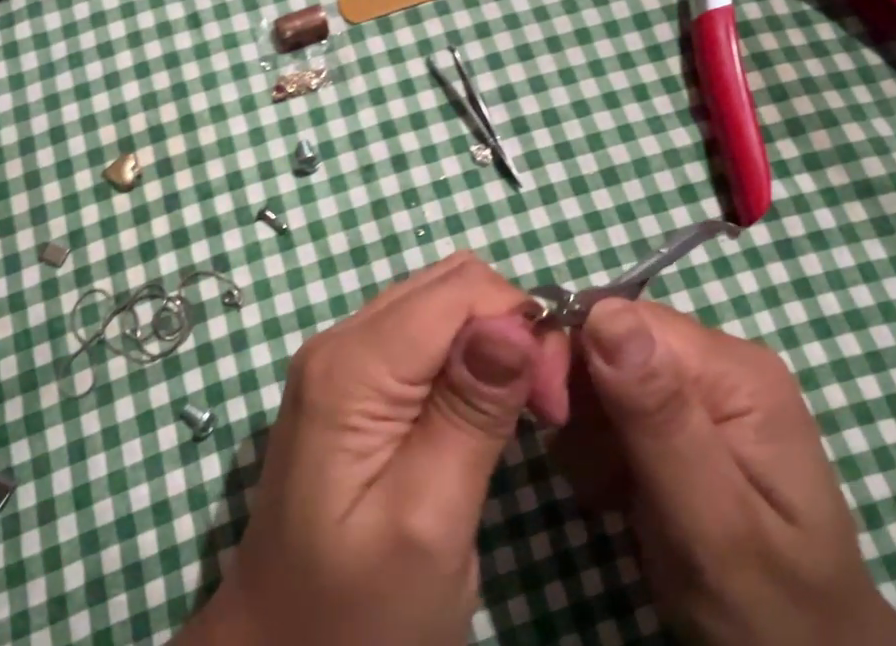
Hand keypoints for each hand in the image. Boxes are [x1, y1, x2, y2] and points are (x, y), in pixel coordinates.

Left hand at [177, 252, 569, 645]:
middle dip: (513, 328)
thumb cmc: (355, 608)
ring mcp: (342, 363)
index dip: (522, 326)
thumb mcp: (428, 521)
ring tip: (521, 416)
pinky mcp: (352, 387)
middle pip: (450, 286)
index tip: (555, 404)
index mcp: (351, 365)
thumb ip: (471, 414)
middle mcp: (341, 343)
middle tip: (543, 411)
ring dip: (495, 344)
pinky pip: (423, 340)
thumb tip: (517, 319)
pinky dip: (469, 360)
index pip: (460, 289)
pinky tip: (484, 412)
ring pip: (440, 305)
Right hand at [555, 300, 895, 645]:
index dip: (572, 360)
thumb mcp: (708, 519)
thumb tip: (605, 314)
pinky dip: (598, 451)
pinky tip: (619, 493)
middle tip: (597, 480)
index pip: (616, 318)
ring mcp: (703, 391)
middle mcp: (720, 363)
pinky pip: (610, 409)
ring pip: (599, 379)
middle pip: (604, 345)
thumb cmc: (765, 600)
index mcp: (734, 371)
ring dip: (586, 437)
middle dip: (580, 408)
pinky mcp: (684, 420)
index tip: (555, 425)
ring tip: (613, 495)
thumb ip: (657, 416)